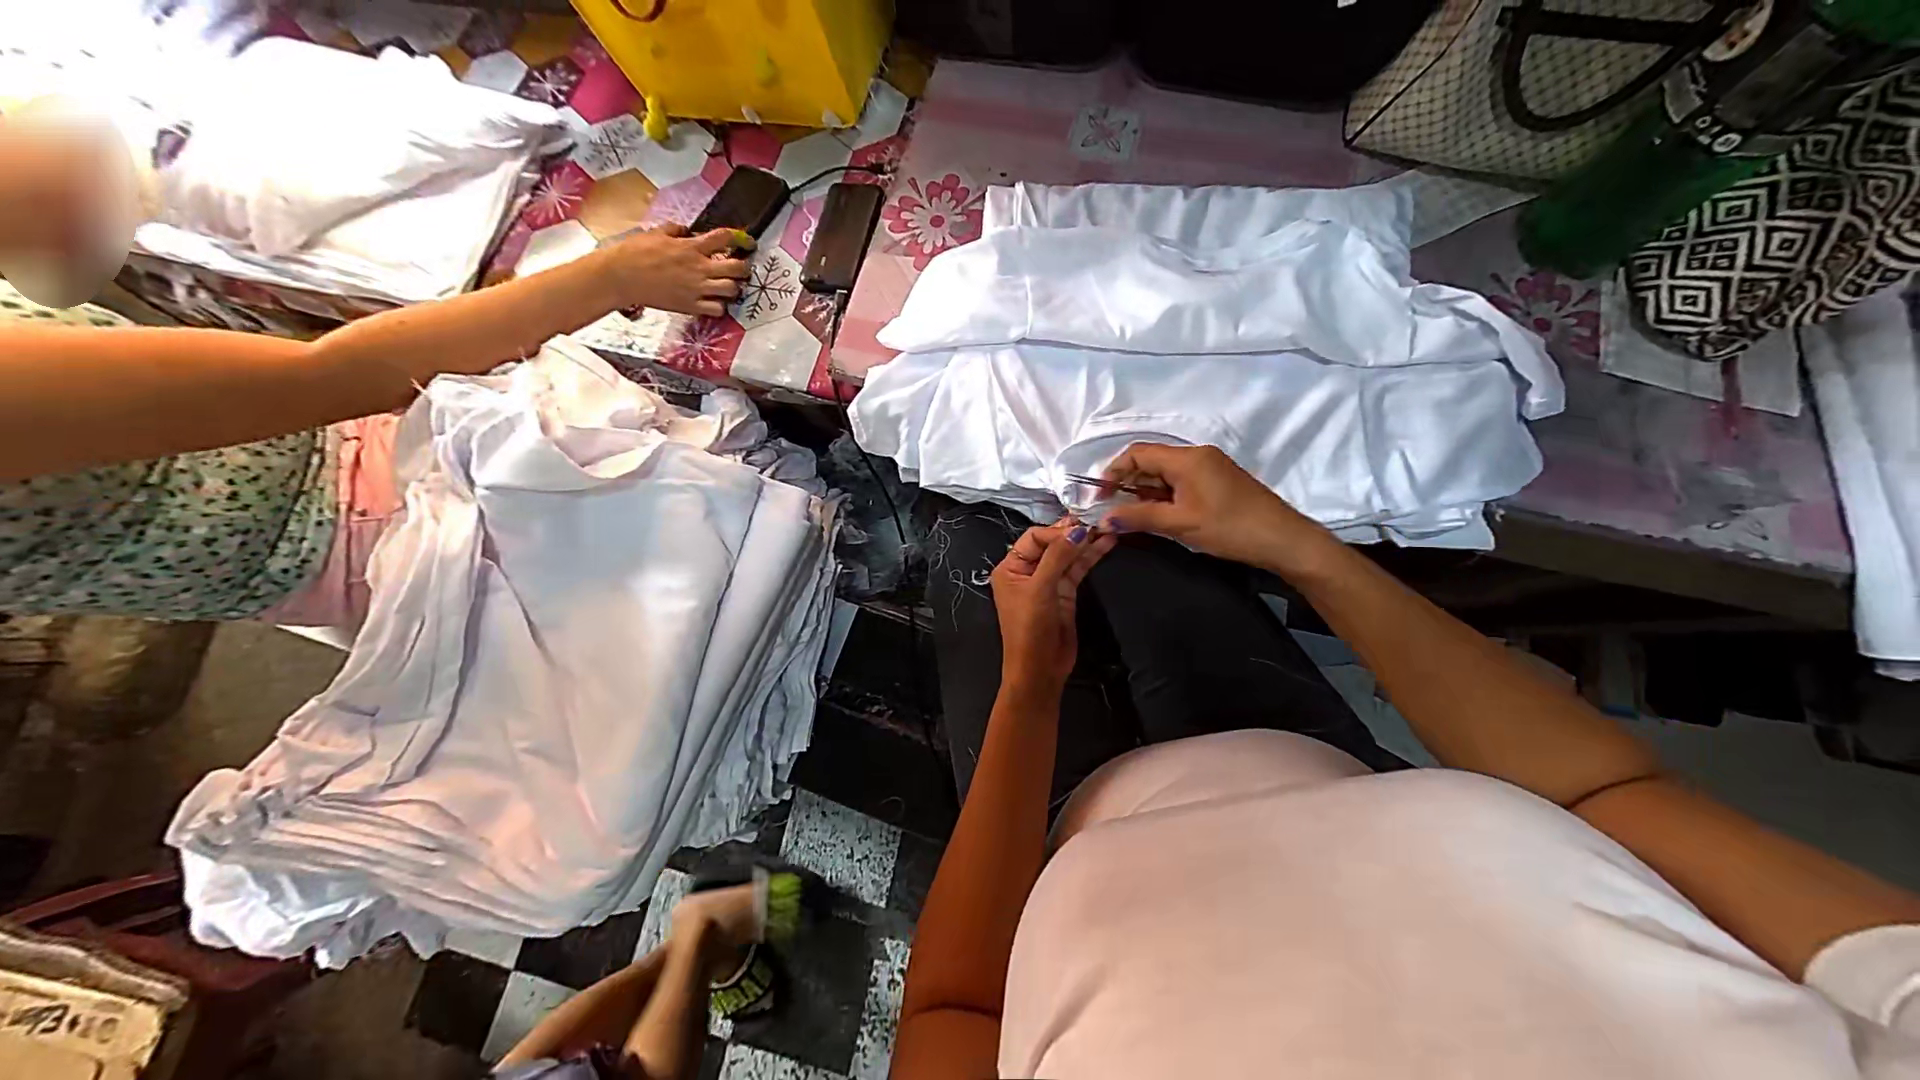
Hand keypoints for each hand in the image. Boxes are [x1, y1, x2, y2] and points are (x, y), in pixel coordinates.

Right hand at [608, 224, 752, 316]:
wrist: (621, 277)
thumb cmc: (635, 252)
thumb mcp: (656, 233)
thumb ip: (676, 230)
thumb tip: (687, 230)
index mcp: (691, 247)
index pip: (724, 238)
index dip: (741, 239)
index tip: (747, 242)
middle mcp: (699, 268)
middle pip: (737, 268)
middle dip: (743, 267)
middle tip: (740, 268)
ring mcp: (697, 289)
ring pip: (731, 290)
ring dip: (734, 288)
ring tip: (727, 286)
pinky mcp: (692, 306)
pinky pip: (718, 309)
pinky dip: (720, 306)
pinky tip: (714, 302)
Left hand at [991, 521, 1116, 690]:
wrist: (1040, 669)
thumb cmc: (1029, 629)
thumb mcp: (1040, 589)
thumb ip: (1058, 556)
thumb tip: (1077, 529)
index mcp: (1010, 567)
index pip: (1034, 538)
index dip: (1056, 532)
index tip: (1080, 528)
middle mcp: (1028, 571)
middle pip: (1052, 543)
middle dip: (1073, 533)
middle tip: (1097, 520)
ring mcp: (1048, 582)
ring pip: (1068, 555)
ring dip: (1086, 543)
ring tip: (1107, 528)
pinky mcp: (1065, 593)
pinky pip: (1078, 569)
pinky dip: (1091, 556)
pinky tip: (1106, 543)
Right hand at [1102, 443, 1340, 580]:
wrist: (1283, 540)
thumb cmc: (1229, 528)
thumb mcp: (1179, 524)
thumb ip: (1139, 517)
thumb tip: (1103, 518)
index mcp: (1187, 458)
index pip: (1137, 453)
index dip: (1113, 472)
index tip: (1100, 497)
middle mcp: (1197, 454)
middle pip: (1151, 460)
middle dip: (1128, 482)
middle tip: (1113, 509)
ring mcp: (1210, 466)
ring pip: (1165, 472)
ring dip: (1146, 491)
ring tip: (1133, 516)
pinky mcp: (1219, 480)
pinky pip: (1181, 480)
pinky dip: (1164, 494)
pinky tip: (1160, 514)